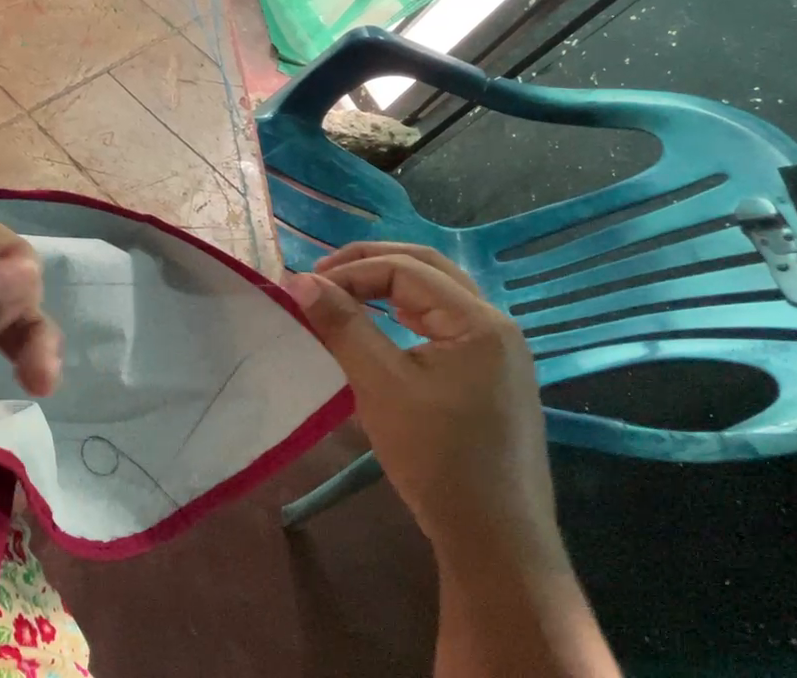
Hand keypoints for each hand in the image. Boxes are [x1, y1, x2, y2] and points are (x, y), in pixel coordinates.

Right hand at [284, 243, 558, 561]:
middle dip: (368, 263)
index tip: (303, 291)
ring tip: (339, 294)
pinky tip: (375, 324)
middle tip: (319, 276)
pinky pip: (440, 321)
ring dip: (385, 283)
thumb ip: (342, 325)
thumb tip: (300, 280)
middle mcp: (495, 325)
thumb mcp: (379, 385)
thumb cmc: (437, 456)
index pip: (405, 270)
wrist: (493, 533)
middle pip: (427, 267)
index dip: (349, 272)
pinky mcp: (487, 373)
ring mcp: (496, 350)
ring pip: (435, 292)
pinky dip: (401, 309)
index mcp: (479, 322)